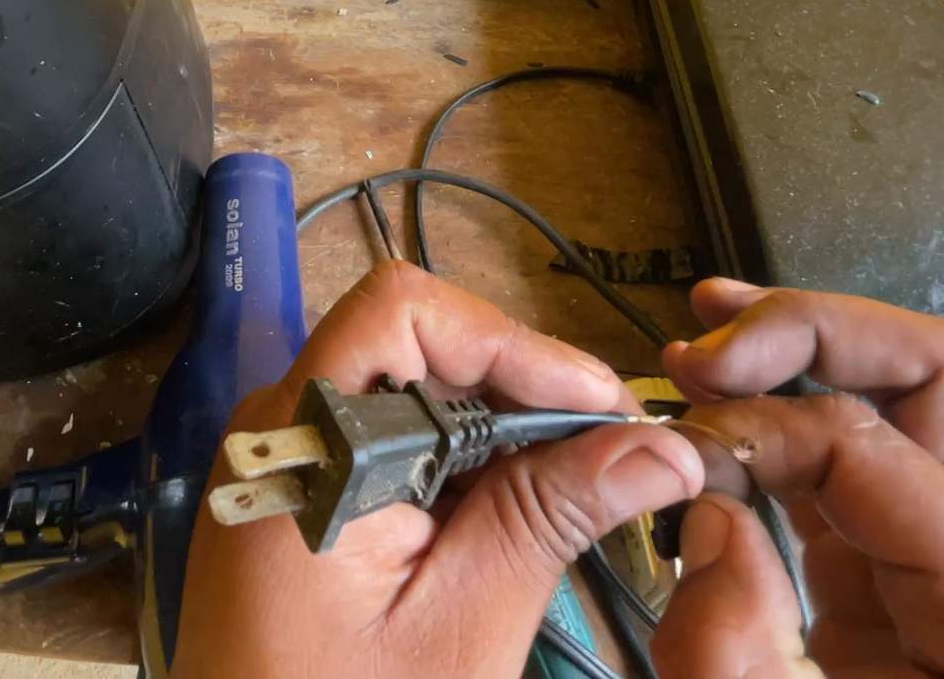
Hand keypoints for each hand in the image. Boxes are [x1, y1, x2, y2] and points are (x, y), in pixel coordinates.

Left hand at [172, 261, 702, 677]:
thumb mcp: (457, 630)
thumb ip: (544, 519)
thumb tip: (658, 449)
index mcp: (305, 440)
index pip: (399, 313)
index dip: (505, 339)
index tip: (598, 402)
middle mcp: (285, 414)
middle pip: (411, 335)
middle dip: (518, 377)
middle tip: (609, 441)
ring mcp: (292, 437)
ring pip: (410, 373)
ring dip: (499, 412)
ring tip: (574, 470)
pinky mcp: (308, 465)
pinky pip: (393, 417)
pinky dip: (462, 442)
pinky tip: (509, 490)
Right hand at [651, 279, 943, 677]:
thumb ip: (732, 653)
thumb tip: (706, 514)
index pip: (869, 445)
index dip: (752, 428)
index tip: (675, 452)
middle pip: (941, 371)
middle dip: (803, 336)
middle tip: (705, 356)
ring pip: (909, 382)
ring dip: (797, 341)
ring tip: (704, 334)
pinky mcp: (921, 555)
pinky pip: (863, 438)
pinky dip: (789, 393)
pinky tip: (724, 382)